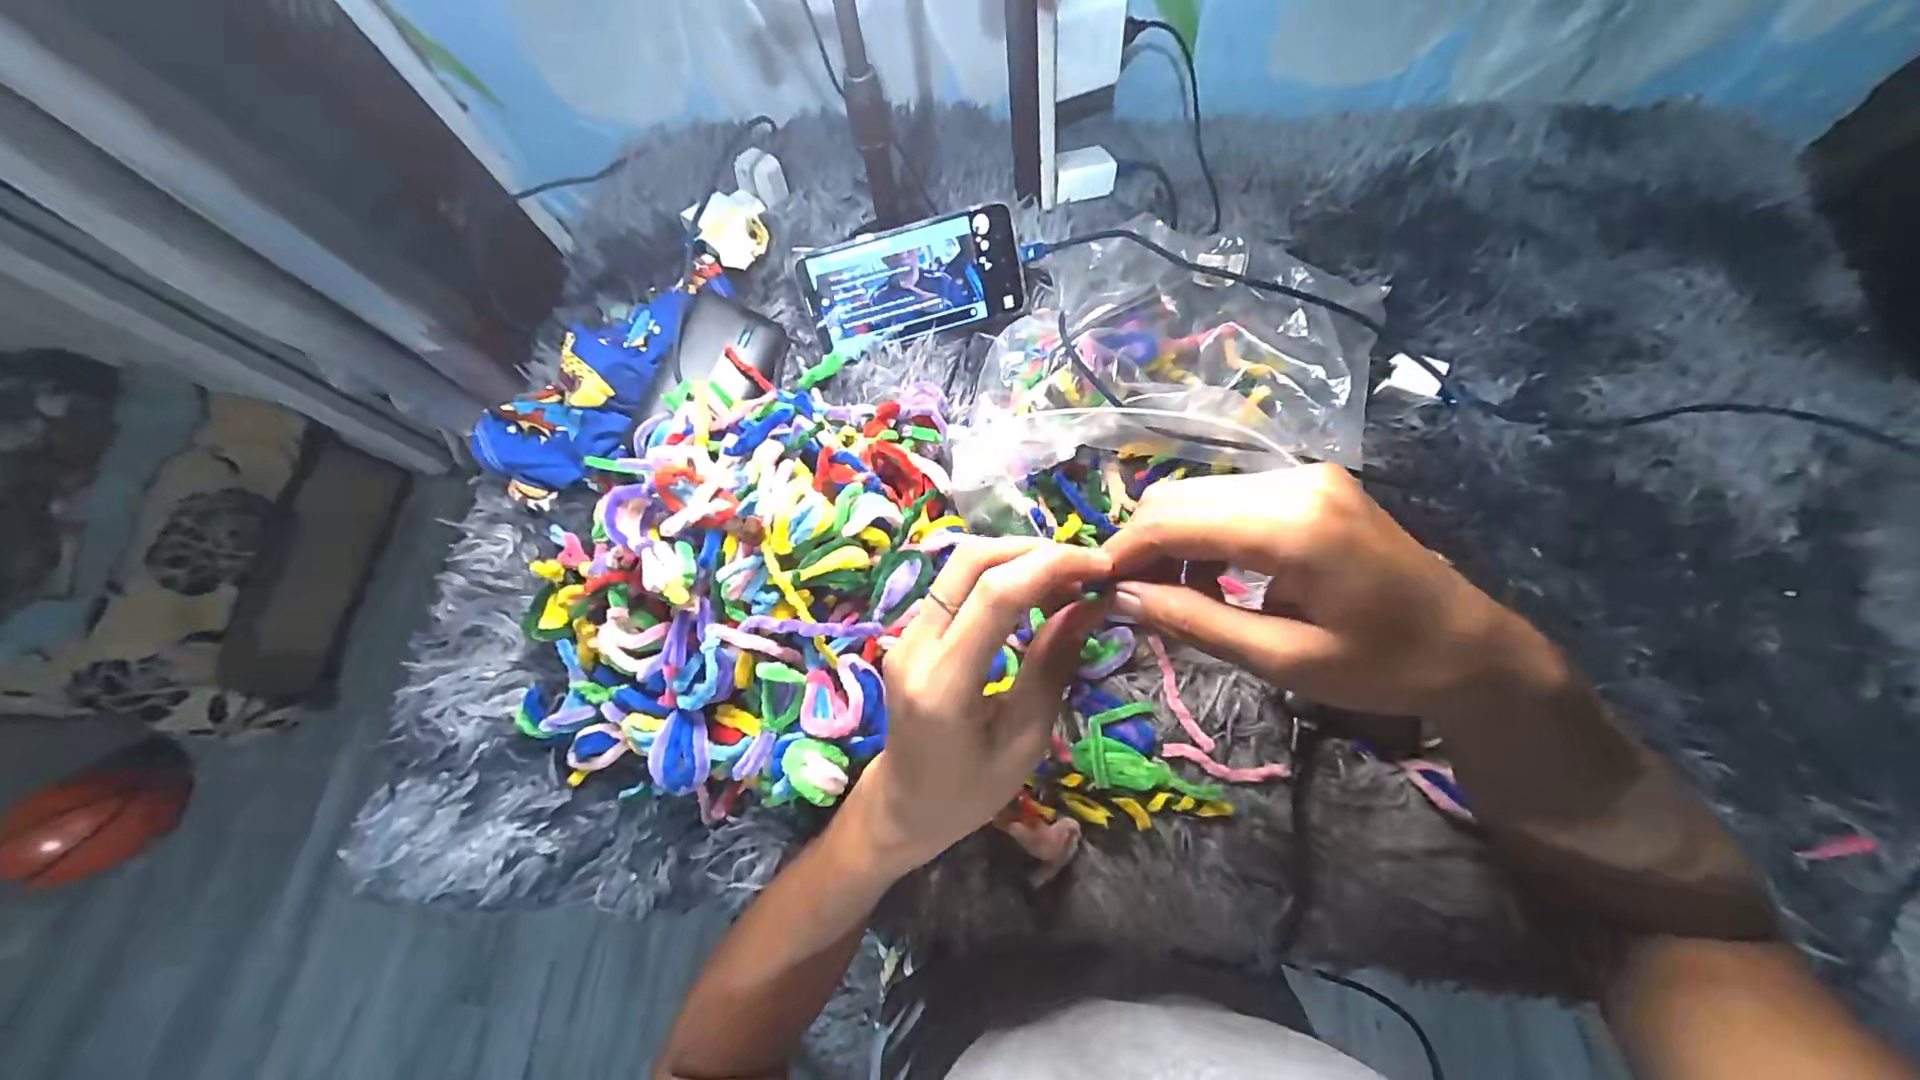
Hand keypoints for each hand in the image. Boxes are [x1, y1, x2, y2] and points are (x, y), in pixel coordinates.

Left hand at [840, 537, 1110, 876]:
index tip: (1101, 567)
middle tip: (1086, 568)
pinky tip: (1033, 591)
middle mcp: (914, 647)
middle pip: (971, 560)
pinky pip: (955, 584)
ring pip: (960, 564)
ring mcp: (905, 635)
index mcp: (943, 685)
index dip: (1052, 566)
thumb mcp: (1025, 739)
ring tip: (1067, 578)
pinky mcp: (909, 632)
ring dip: (1017, 557)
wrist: (902, 805)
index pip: (994, 595)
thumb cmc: (969, 793)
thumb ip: (1052, 664)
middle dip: (1035, 551)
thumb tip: (1089, 603)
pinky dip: (999, 574)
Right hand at [1103, 464, 1566, 717]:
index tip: (1096, 589)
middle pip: (1176, 497)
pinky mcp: (1308, 482)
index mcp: (1293, 526)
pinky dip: (1203, 533)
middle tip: (1135, 600)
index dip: (1124, 553)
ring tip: (1184, 595)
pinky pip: (1227, 497)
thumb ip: (1194, 621)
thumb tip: (1120, 597)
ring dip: (1171, 541)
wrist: (1473, 646)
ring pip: (1196, 494)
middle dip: (1142, 546)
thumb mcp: (1283, 658)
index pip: (1172, 520)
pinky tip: (1218, 574)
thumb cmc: (1384, 666)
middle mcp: (1293, 481)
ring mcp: (1304, 475)